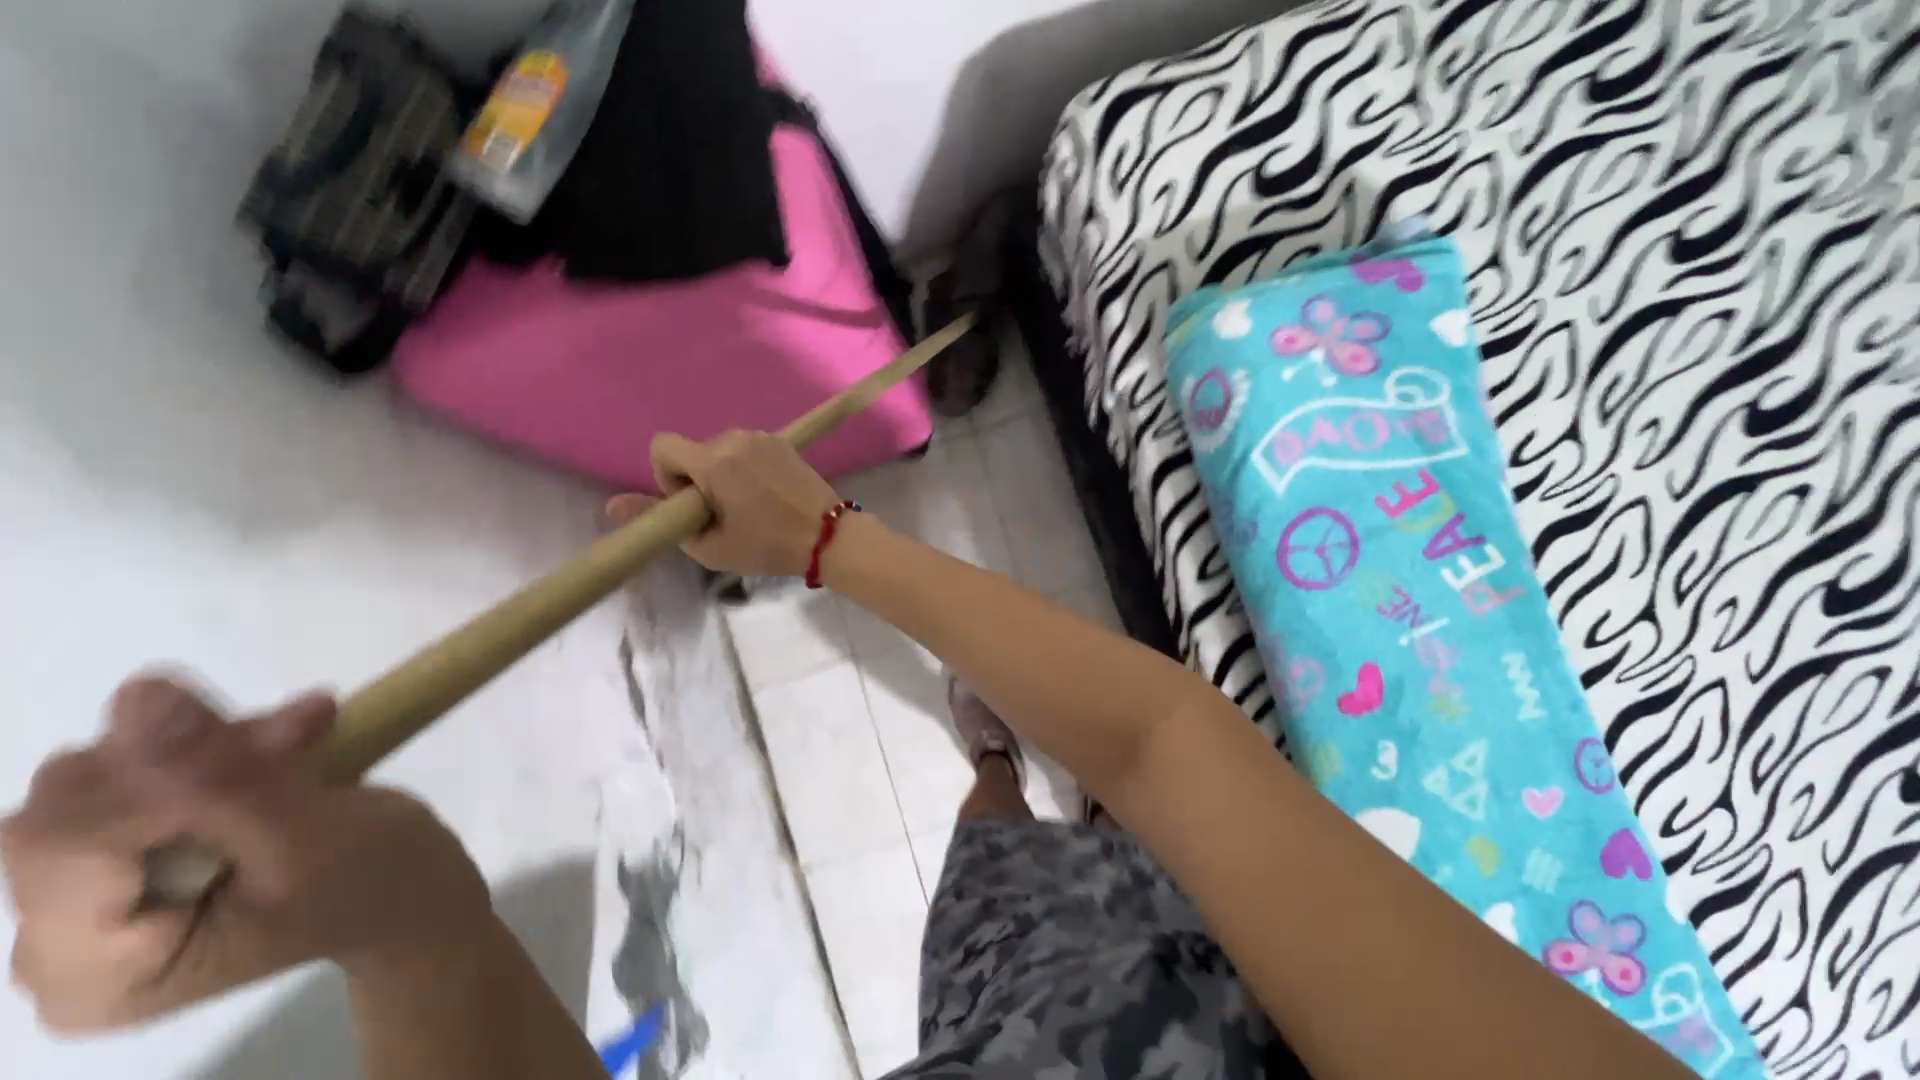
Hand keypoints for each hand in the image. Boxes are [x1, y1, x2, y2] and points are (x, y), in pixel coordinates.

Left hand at [3, 676, 490, 1032]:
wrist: (407, 891)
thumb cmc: (376, 881)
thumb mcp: (313, 837)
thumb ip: (225, 778)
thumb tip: (140, 691)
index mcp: (95, 972)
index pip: (59, 844)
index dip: (152, 777)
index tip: (272, 741)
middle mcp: (54, 942)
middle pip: (70, 807)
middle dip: (191, 758)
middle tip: (298, 738)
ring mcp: (79, 894)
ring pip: (101, 775)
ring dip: (215, 743)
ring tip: (307, 734)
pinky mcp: (115, 850)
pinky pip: (132, 770)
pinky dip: (216, 744)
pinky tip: (285, 739)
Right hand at [607, 430, 843, 577]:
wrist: (829, 535)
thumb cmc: (767, 546)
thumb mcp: (709, 545)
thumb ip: (658, 521)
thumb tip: (611, 505)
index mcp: (712, 461)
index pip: (662, 446)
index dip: (667, 477)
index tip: (693, 505)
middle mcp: (734, 438)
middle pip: (693, 451)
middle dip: (698, 479)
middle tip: (725, 514)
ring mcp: (761, 436)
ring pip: (720, 450)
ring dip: (723, 474)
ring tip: (749, 507)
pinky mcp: (781, 441)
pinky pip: (746, 450)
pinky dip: (746, 469)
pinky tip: (766, 496)